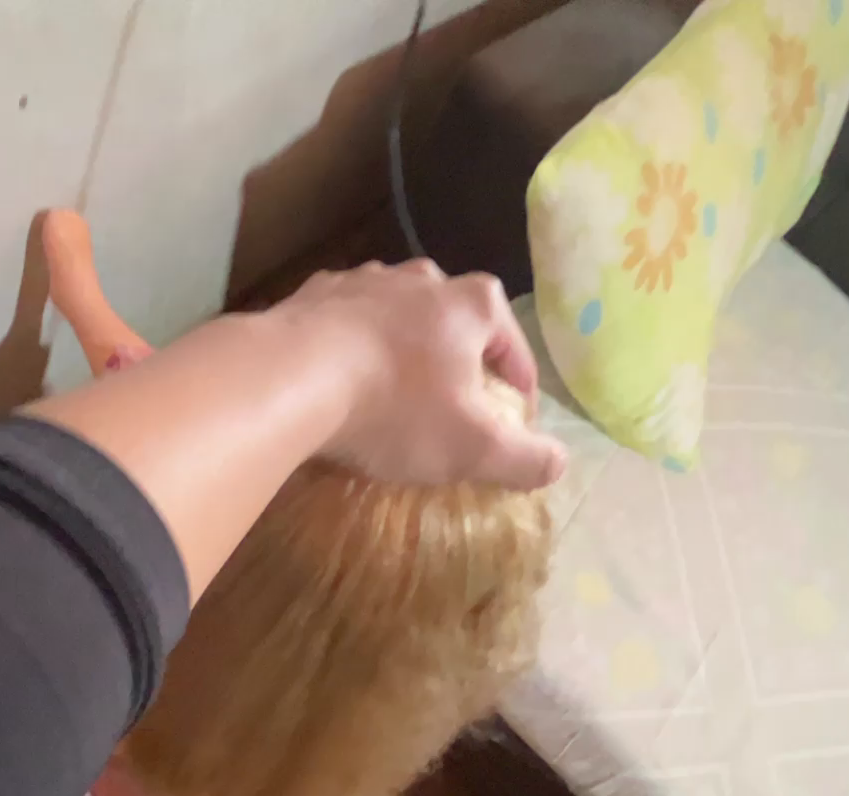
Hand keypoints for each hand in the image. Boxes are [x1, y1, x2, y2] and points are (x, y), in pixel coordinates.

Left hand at [267, 260, 566, 490]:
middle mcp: (422, 278)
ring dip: (402, 350)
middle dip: (458, 363)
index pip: (513, 345)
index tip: (511, 421)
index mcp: (472, 305)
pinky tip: (339, 379)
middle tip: (449, 407)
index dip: (519, 387)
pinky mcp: (312, 295)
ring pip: (398, 317)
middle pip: (455, 324)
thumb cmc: (395, 408)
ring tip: (392, 392)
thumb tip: (557, 463)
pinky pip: (345, 323)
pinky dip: (350, 348)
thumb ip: (525, 458)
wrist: (290, 378)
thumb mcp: (472, 448)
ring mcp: (363, 281)